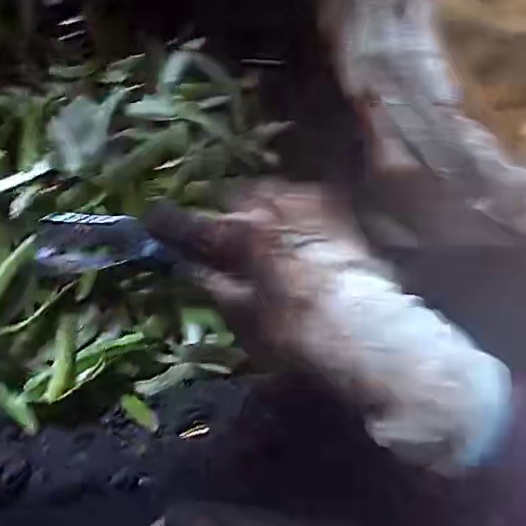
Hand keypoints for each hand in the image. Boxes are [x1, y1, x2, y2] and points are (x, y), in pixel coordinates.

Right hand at [146, 182, 510, 471]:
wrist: (376, 334)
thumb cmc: (300, 335)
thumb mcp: (243, 317)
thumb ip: (209, 283)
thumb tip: (183, 264)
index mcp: (240, 234)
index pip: (190, 223)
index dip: (165, 223)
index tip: (150, 222)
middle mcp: (268, 206)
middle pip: (227, 198)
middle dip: (216, 213)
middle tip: (213, 236)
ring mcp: (303, 200)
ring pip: (260, 191)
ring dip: (249, 207)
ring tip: (251, 231)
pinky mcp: (332, 205)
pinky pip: (294, 195)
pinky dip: (281, 207)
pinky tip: (285, 229)